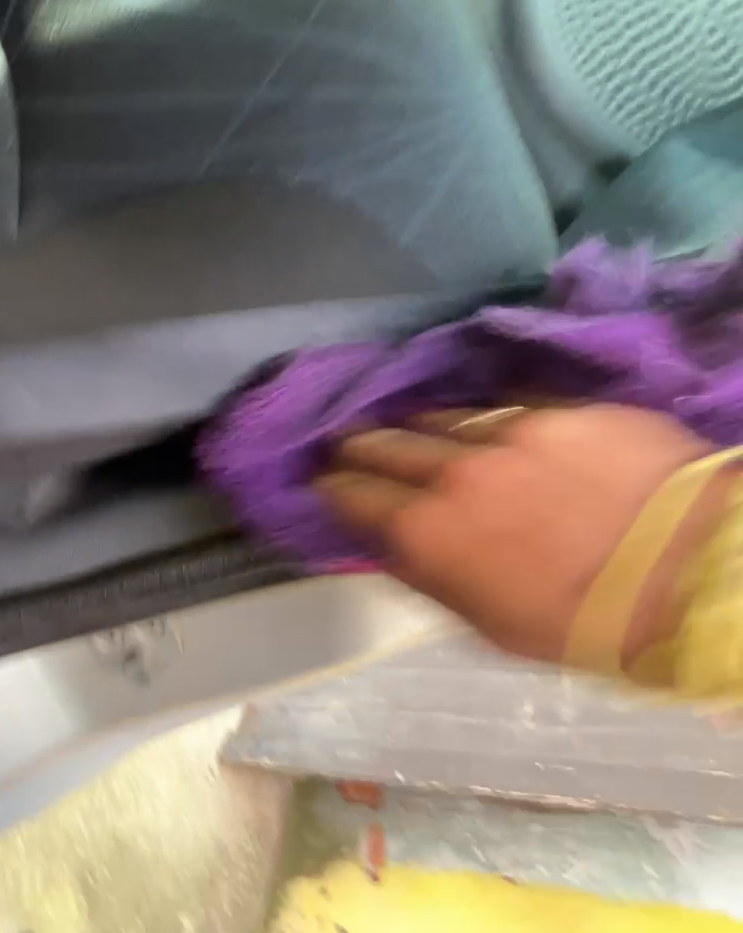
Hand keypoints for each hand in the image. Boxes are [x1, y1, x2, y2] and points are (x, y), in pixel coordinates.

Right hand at [317, 405, 716, 664]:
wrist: (724, 591)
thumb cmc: (590, 626)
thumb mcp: (482, 622)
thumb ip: (418, 574)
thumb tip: (378, 542)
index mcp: (424, 527)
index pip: (345, 490)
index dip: (331, 487)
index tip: (328, 486)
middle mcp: (453, 470)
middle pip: (379, 441)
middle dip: (359, 447)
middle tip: (355, 450)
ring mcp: (515, 434)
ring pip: (438, 416)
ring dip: (421, 428)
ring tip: (422, 435)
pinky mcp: (572, 413)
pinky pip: (509, 406)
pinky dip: (490, 419)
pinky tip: (494, 430)